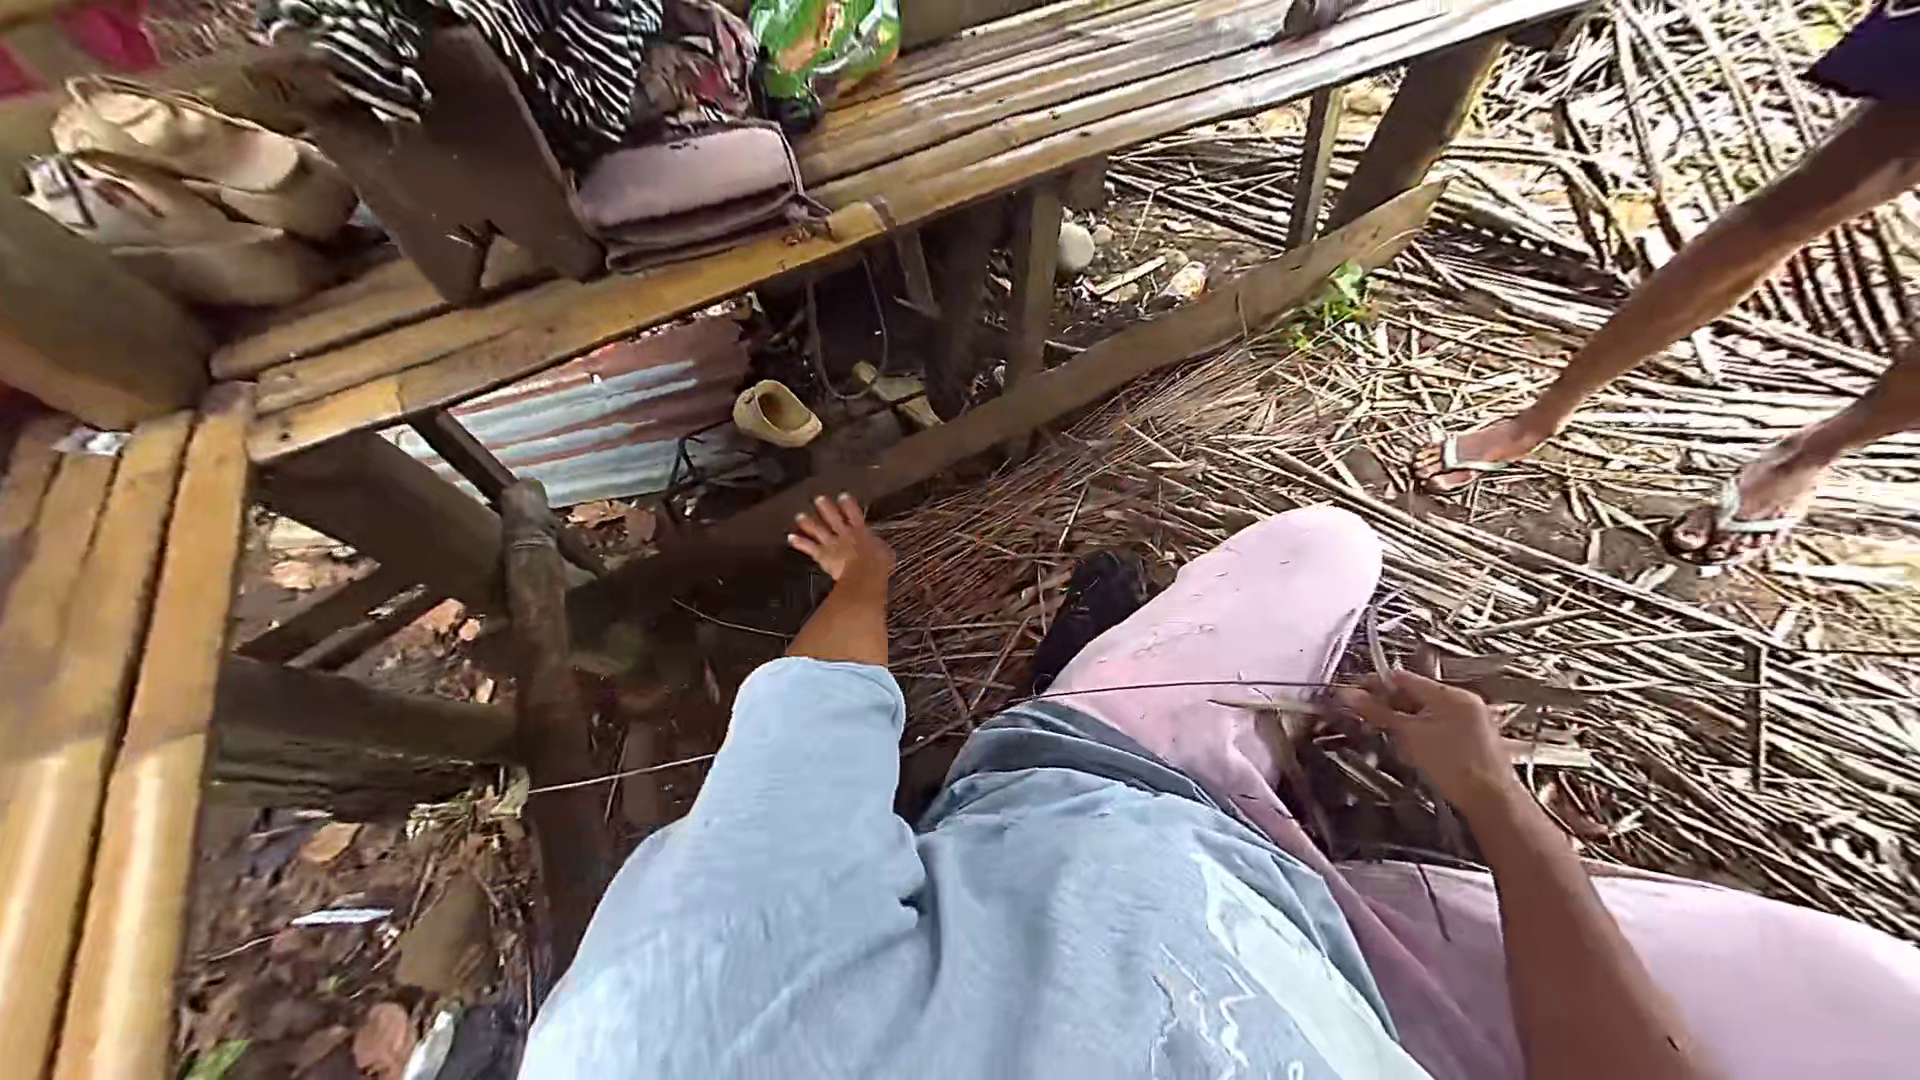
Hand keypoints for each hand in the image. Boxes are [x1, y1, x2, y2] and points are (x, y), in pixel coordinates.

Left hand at [787, 494, 894, 583]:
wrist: (863, 575)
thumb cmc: (878, 565)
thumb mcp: (885, 553)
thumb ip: (880, 547)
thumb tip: (880, 547)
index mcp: (861, 531)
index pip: (854, 514)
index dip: (848, 505)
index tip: (843, 496)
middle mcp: (845, 534)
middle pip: (833, 518)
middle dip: (826, 508)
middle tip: (819, 499)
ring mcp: (832, 544)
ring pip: (819, 530)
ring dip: (809, 523)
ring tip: (799, 516)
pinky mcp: (822, 555)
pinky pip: (809, 547)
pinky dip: (800, 542)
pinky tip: (791, 537)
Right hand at [1333, 671, 1519, 817]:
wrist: (1491, 801)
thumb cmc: (1453, 765)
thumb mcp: (1406, 735)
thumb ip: (1376, 712)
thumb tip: (1349, 696)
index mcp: (1449, 694)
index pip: (1402, 678)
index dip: (1375, 685)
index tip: (1355, 694)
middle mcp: (1463, 701)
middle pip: (1413, 693)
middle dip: (1387, 703)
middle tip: (1366, 715)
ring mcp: (1471, 719)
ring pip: (1424, 709)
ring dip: (1402, 717)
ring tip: (1386, 731)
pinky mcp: (1473, 737)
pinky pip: (1438, 723)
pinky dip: (1419, 729)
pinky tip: (1409, 743)